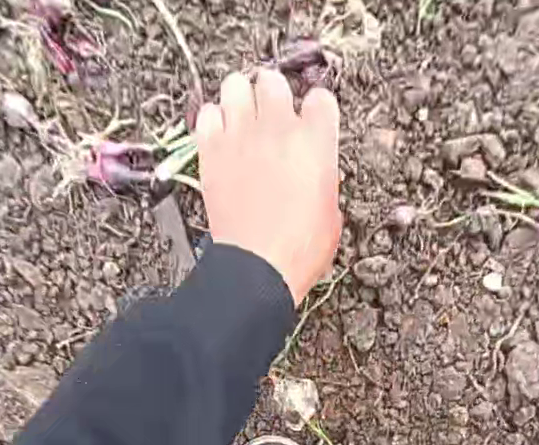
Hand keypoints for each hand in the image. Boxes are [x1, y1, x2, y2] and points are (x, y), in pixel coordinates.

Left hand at [194, 69, 341, 304]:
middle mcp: (278, 129)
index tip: (312, 125)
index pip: (321, 100)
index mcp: (316, 144)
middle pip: (274, 81)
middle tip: (273, 120)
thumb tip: (316, 173)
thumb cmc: (299, 252)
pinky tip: (223, 140)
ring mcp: (241, 136)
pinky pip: (207, 114)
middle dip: (275, 98)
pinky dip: (214, 121)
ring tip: (245, 124)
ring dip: (242, 100)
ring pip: (236, 85)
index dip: (317, 114)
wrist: (259, 269)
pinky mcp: (212, 150)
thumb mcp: (331, 217)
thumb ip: (323, 180)